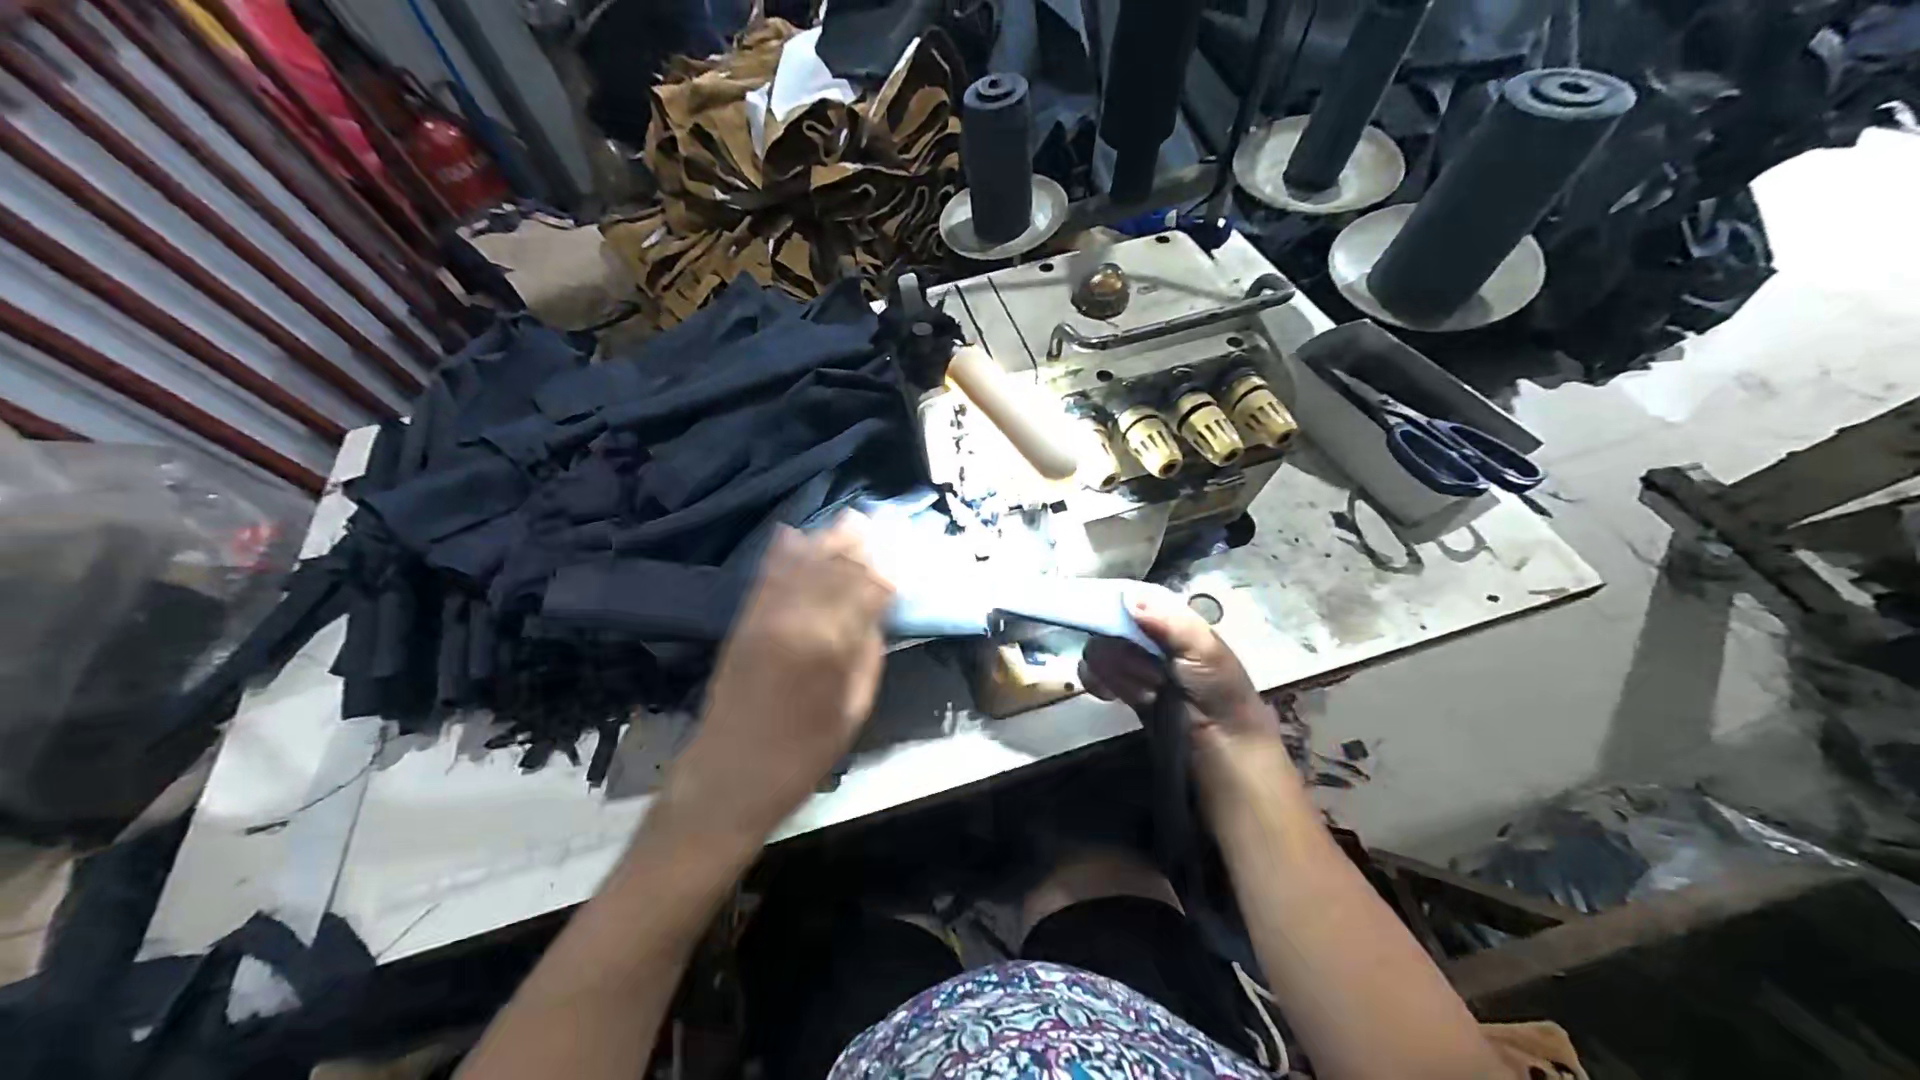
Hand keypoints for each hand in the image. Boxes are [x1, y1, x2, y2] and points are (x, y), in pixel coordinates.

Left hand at [659, 517, 893, 842]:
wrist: (731, 774)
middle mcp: (800, 619)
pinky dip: (780, 554)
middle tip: (874, 521)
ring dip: (825, 541)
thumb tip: (876, 615)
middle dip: (857, 545)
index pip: (868, 591)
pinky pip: (765, 578)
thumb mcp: (854, 709)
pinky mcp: (744, 622)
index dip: (885, 570)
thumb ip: (867, 655)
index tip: (900, 553)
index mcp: (834, 644)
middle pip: (836, 570)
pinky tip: (790, 533)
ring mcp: (768, 617)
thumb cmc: (804, 753)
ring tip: (845, 519)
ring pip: (802, 566)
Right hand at [1079, 584, 1294, 802]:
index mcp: (1173, 620)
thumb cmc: (1219, 692)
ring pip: (1101, 652)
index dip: (1119, 608)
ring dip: (1119, 672)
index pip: (1133, 600)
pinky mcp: (1124, 689)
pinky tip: (1111, 694)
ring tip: (1148, 693)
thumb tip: (1127, 599)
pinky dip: (1096, 681)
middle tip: (1153, 674)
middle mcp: (1151, 637)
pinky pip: (1094, 674)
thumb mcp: (1205, 650)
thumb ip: (1170, 623)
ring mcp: (1136, 664)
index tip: (1112, 621)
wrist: (1223, 749)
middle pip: (1111, 626)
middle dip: (1124, 651)